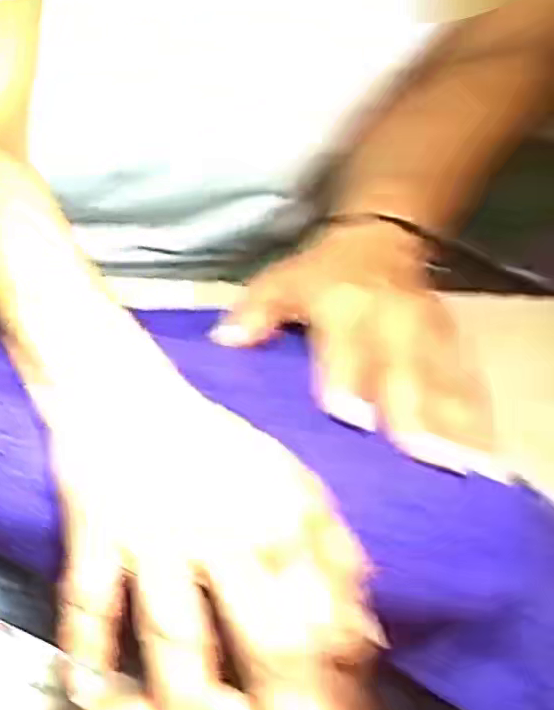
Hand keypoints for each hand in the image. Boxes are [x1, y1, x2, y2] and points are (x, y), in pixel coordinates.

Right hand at [45, 383, 379, 709]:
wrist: (113, 390)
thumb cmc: (206, 438)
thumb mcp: (293, 483)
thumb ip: (335, 558)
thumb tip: (362, 649)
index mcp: (291, 529)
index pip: (329, 639)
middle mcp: (227, 539)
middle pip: (264, 650)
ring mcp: (150, 535)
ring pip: (173, 634)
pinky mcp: (90, 527)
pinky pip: (86, 595)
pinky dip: (82, 644)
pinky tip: (81, 690)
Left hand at [214, 219, 496, 473]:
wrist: (377, 246)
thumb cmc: (313, 275)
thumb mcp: (274, 285)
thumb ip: (253, 313)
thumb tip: (228, 339)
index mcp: (348, 308)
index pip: (346, 350)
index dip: (347, 382)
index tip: (348, 416)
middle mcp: (397, 323)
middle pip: (406, 373)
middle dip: (416, 415)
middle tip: (421, 455)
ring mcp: (432, 335)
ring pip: (447, 383)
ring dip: (457, 423)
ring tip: (461, 463)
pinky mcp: (454, 344)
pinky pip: (468, 382)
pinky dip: (476, 414)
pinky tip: (481, 447)